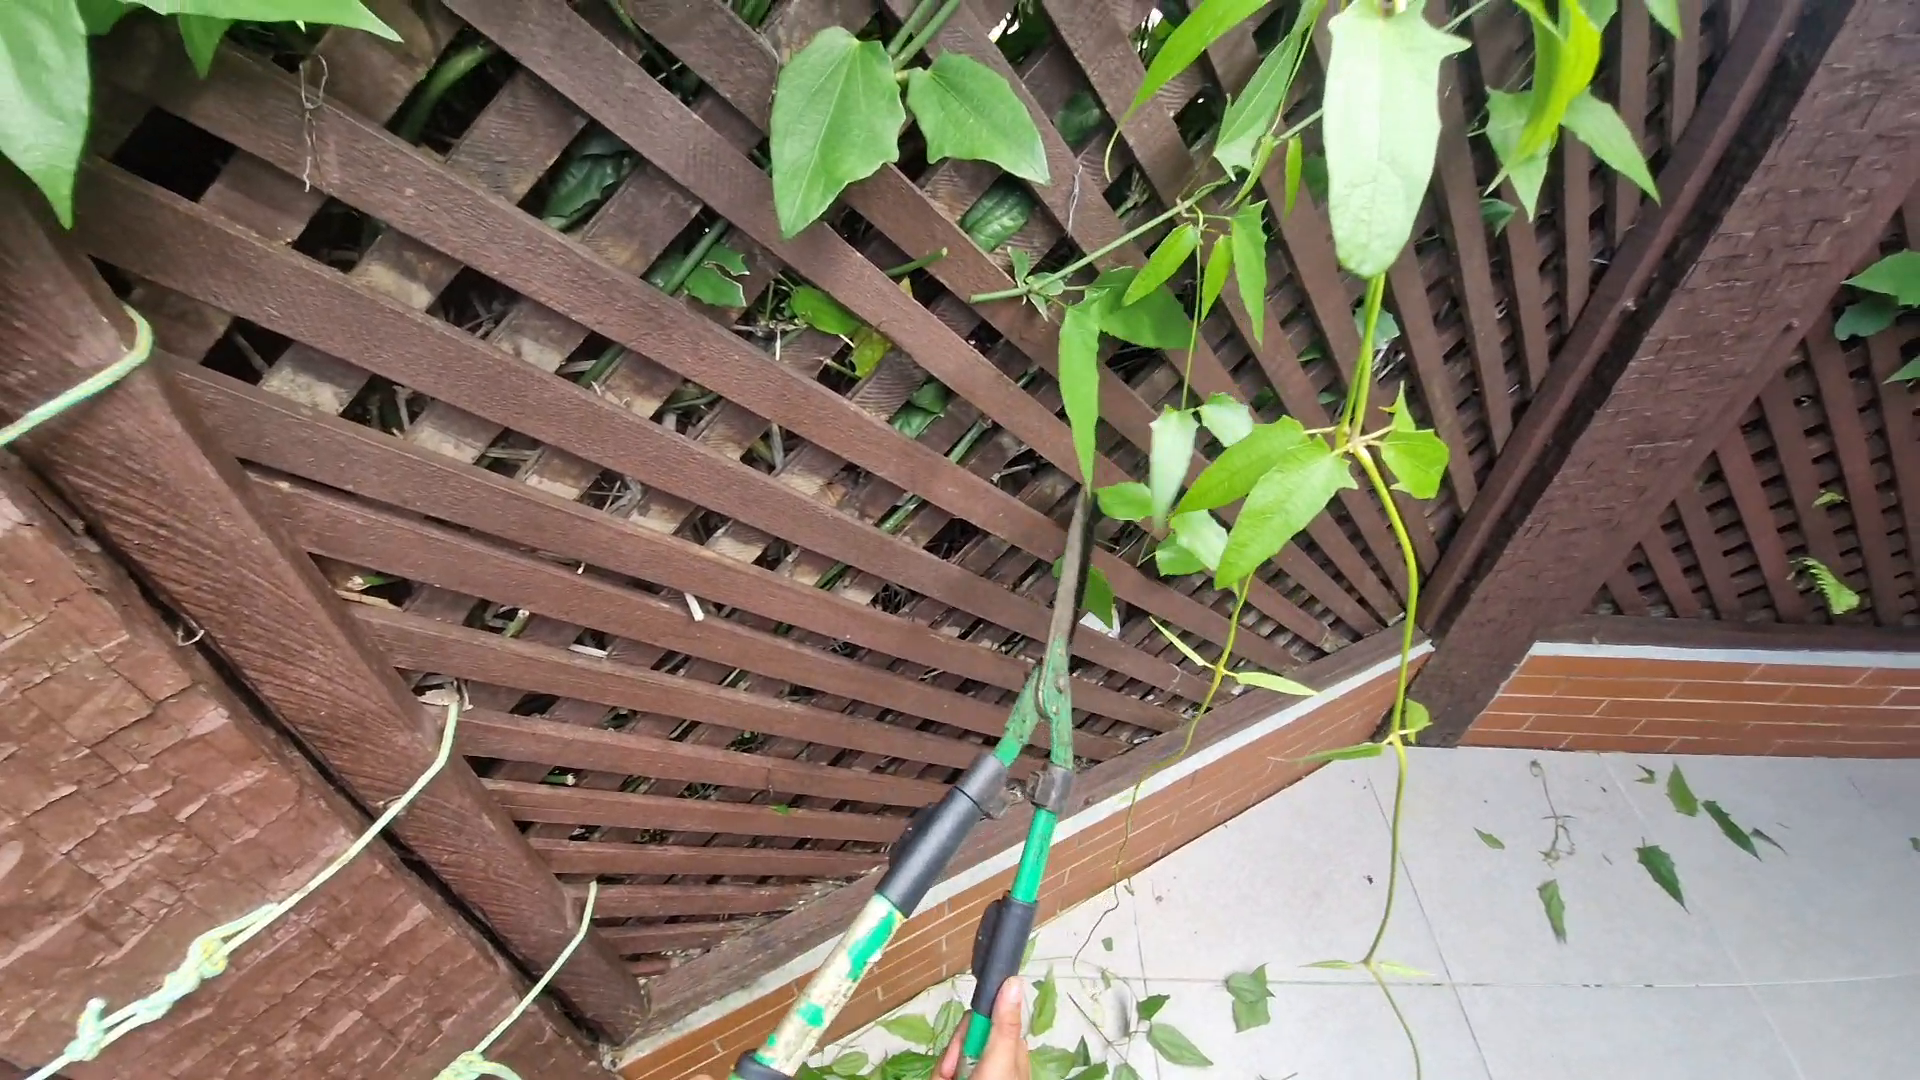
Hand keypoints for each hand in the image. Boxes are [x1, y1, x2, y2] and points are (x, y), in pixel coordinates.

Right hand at [935, 978, 1027, 1079]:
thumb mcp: (1001, 1058)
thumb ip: (1004, 1023)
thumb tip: (1014, 980)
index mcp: (1010, 1048)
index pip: (983, 1019)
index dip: (967, 1028)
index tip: (962, 1041)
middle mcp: (995, 1058)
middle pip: (963, 1037)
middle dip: (953, 1053)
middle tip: (953, 1071)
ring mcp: (979, 1070)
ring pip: (951, 1054)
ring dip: (944, 1069)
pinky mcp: (962, 1078)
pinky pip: (944, 1070)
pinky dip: (941, 1077)